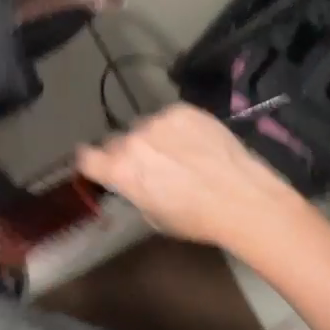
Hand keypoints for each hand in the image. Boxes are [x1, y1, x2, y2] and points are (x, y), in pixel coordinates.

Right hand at [77, 105, 303, 248]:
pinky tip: (197, 144)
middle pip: (118, 142)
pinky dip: (178, 129)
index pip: (87, 157)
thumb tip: (133, 180)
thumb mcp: (154, 215)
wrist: (243, 199)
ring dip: (155, 138)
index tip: (100, 164)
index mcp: (120, 170)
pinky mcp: (182, 110)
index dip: (92, 161)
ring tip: (181, 155)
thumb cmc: (197, 219)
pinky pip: (170, 118)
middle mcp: (132, 140)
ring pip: (146, 127)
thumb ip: (134, 190)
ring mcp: (158, 121)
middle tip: (153, 166)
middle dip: (129, 152)